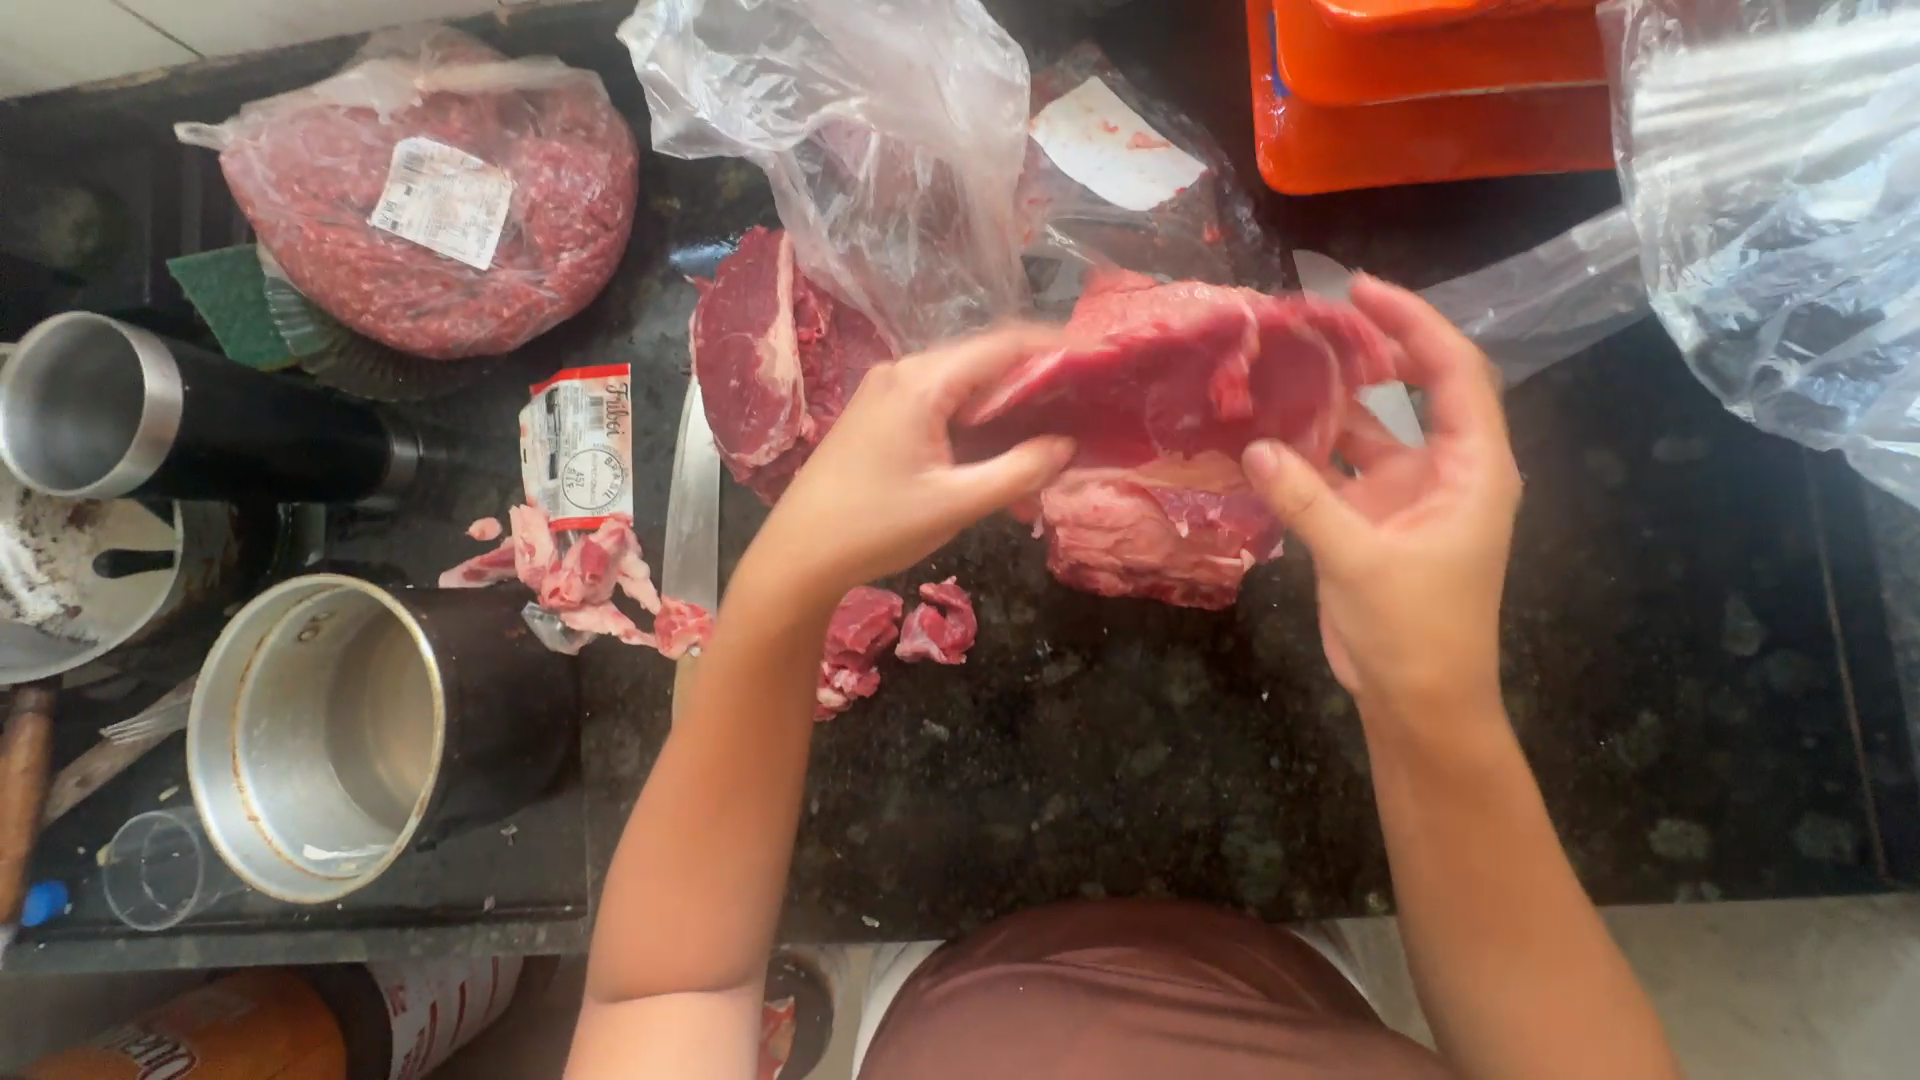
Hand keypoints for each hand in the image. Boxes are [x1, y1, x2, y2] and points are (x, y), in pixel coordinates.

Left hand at [742, 324, 1076, 607]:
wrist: (797, 556)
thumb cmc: (876, 527)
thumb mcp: (957, 502)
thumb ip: (1020, 471)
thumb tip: (1067, 445)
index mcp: (922, 381)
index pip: (1003, 344)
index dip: (1055, 348)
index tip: (1098, 362)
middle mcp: (904, 373)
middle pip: (985, 365)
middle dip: (1035, 390)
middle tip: (1080, 414)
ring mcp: (887, 394)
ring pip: (964, 393)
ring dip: (1004, 421)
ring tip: (1045, 454)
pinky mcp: (880, 419)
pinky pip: (940, 412)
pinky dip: (974, 434)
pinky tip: (996, 468)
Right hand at [1243, 275, 1520, 717]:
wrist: (1414, 697)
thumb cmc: (1415, 631)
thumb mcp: (1361, 561)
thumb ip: (1306, 502)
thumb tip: (1253, 447)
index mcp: (1474, 469)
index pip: (1455, 374)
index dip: (1414, 325)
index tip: (1361, 292)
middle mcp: (1443, 470)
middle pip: (1416, 390)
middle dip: (1373, 349)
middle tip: (1316, 317)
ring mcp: (1404, 495)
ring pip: (1368, 430)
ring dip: (1329, 403)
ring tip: (1281, 367)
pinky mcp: (1368, 520)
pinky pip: (1335, 471)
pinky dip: (1304, 453)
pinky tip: (1264, 436)